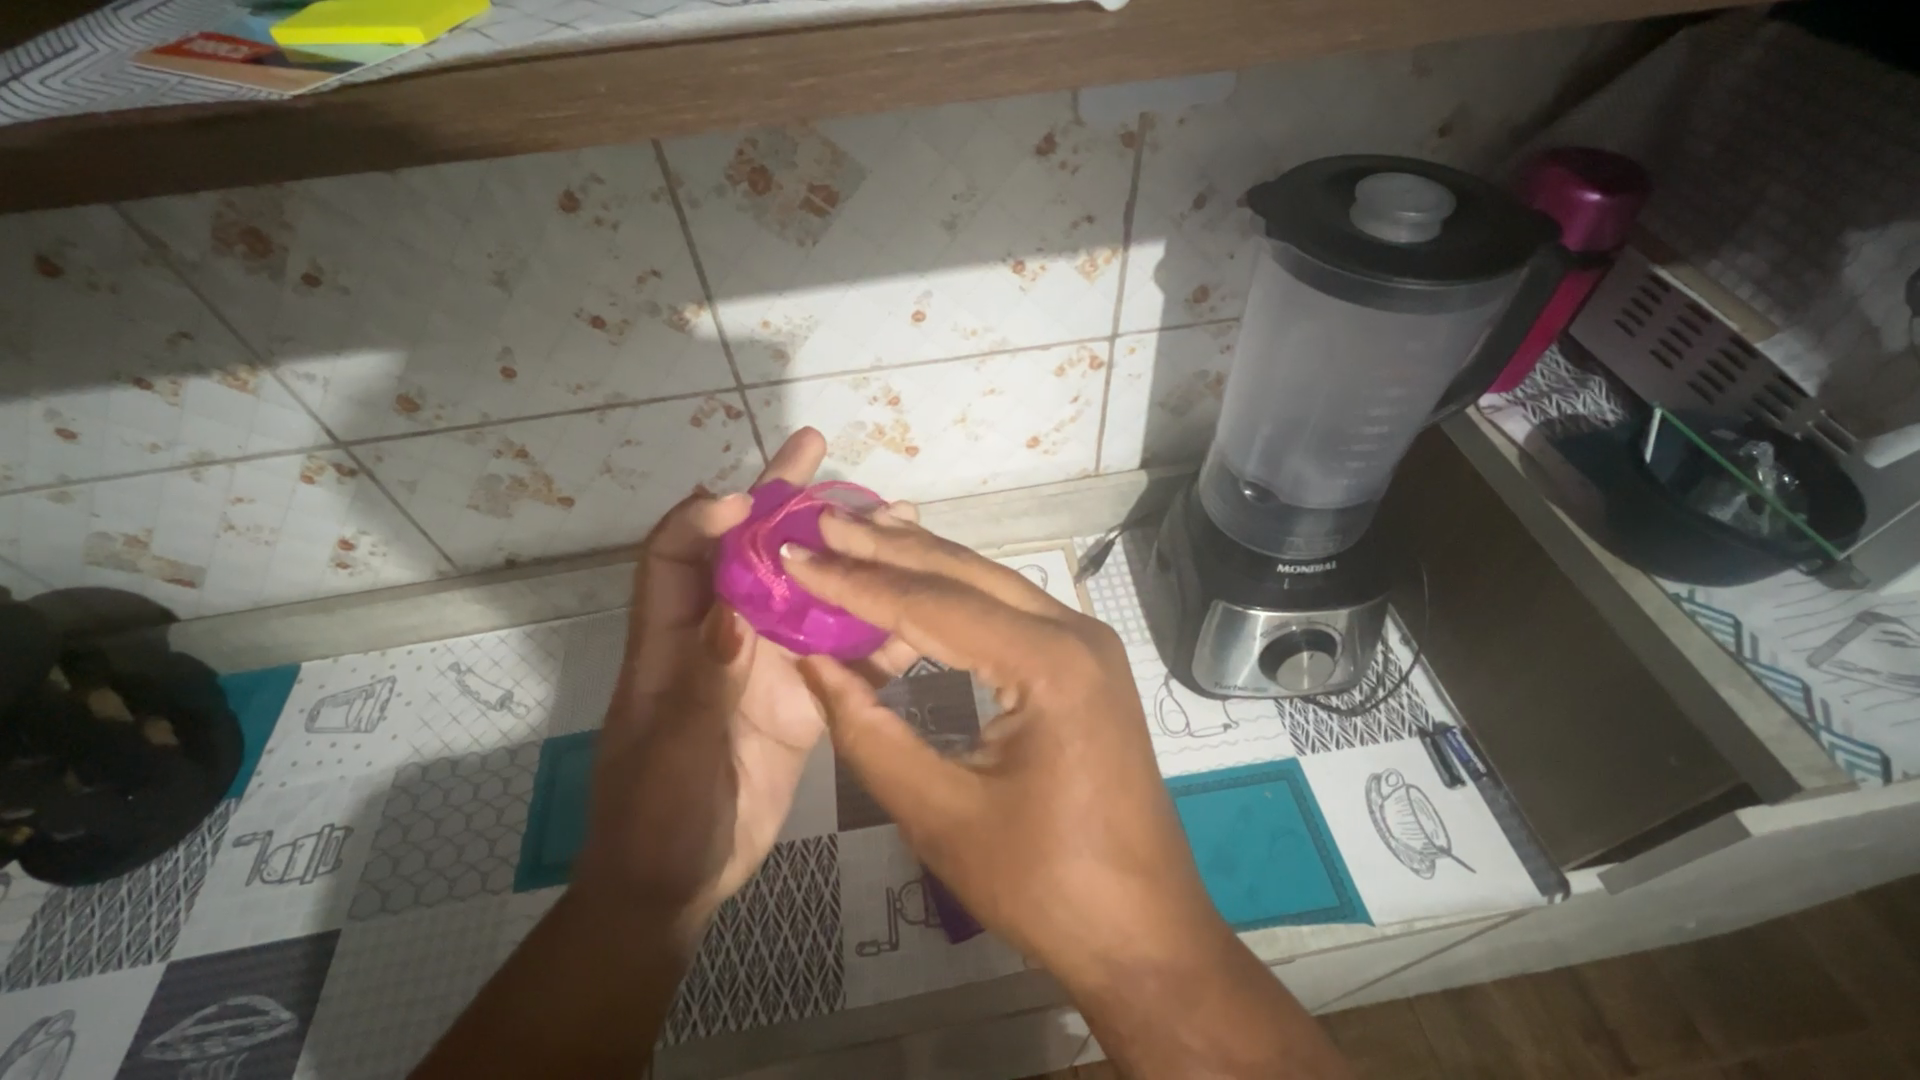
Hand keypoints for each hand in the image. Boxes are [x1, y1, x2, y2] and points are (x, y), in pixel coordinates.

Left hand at [572, 429, 915, 927]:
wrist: (678, 883)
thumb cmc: (653, 816)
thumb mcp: (670, 748)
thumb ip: (703, 681)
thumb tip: (734, 610)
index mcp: (668, 639)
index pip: (676, 555)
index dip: (707, 518)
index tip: (753, 497)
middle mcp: (719, 638)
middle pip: (749, 555)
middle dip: (780, 503)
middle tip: (817, 451)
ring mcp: (765, 667)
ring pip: (805, 594)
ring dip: (841, 557)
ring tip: (892, 519)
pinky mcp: (802, 699)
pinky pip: (841, 652)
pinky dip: (874, 627)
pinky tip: (915, 604)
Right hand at [783, 514, 1226, 982]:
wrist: (1142, 934)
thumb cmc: (1043, 885)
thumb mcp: (940, 813)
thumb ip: (869, 731)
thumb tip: (812, 662)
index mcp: (1048, 663)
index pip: (931, 603)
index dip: (855, 582)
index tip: (794, 555)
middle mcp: (1075, 633)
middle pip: (966, 575)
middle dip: (889, 549)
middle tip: (822, 521)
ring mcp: (1088, 646)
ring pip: (991, 585)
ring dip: (923, 563)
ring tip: (858, 536)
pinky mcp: (1086, 667)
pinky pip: (1010, 614)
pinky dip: (956, 597)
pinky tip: (917, 588)